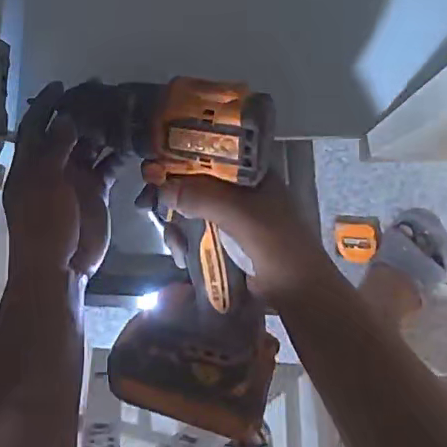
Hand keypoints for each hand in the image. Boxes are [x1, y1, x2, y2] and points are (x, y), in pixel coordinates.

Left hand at [3, 82, 115, 281]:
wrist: (59, 267)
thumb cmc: (43, 224)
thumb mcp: (44, 182)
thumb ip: (55, 147)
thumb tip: (67, 116)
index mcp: (31, 163)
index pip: (36, 125)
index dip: (47, 104)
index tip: (62, 84)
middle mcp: (52, 166)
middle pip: (67, 132)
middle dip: (82, 112)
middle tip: (105, 93)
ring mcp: (75, 178)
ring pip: (91, 146)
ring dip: (104, 131)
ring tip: (124, 112)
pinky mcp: (96, 191)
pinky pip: (109, 167)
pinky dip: (119, 155)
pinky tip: (134, 142)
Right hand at [155, 173, 334, 302]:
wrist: (298, 292)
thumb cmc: (277, 246)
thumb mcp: (241, 216)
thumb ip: (203, 198)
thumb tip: (162, 186)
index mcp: (251, 173)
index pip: (210, 155)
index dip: (180, 160)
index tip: (153, 172)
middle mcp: (241, 189)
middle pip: (195, 182)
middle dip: (172, 196)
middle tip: (148, 208)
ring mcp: (234, 215)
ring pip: (192, 208)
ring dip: (176, 223)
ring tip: (175, 244)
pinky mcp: (227, 239)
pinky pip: (197, 231)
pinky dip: (184, 240)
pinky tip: (180, 255)